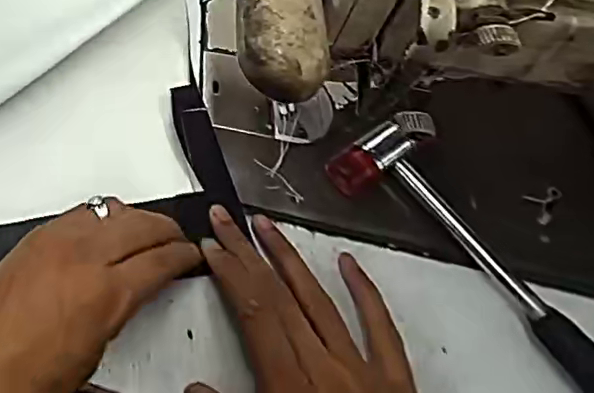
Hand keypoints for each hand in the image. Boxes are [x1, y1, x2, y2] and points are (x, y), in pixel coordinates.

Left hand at [0, 198, 201, 392]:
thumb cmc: (26, 376)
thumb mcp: (94, 358)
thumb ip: (120, 314)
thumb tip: (135, 299)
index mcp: (104, 293)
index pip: (158, 260)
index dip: (181, 255)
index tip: (191, 254)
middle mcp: (80, 255)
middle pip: (138, 224)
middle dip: (164, 229)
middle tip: (177, 238)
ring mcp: (54, 240)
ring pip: (107, 210)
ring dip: (131, 217)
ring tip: (145, 229)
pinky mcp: (33, 236)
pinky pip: (77, 213)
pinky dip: (98, 216)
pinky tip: (103, 226)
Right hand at [190, 207, 413, 392]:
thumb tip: (195, 389)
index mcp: (293, 388)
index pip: (254, 309)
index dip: (228, 270)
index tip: (209, 244)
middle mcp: (329, 372)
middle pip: (278, 295)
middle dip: (246, 250)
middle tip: (224, 218)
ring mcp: (366, 375)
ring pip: (319, 299)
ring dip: (288, 256)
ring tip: (265, 224)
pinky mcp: (398, 386)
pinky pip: (381, 330)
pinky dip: (364, 292)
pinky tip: (349, 263)